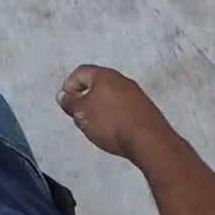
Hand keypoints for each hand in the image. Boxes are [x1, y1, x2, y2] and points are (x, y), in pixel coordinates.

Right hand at [57, 65, 176, 161]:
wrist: (151, 142)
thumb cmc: (110, 123)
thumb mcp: (81, 113)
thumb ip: (69, 102)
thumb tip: (63, 95)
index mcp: (103, 75)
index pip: (80, 73)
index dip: (68, 86)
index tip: (66, 103)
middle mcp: (121, 79)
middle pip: (96, 84)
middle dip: (85, 98)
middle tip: (79, 115)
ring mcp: (137, 94)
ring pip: (111, 96)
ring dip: (100, 107)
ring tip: (96, 125)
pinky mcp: (147, 109)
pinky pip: (124, 107)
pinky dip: (115, 115)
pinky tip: (115, 130)